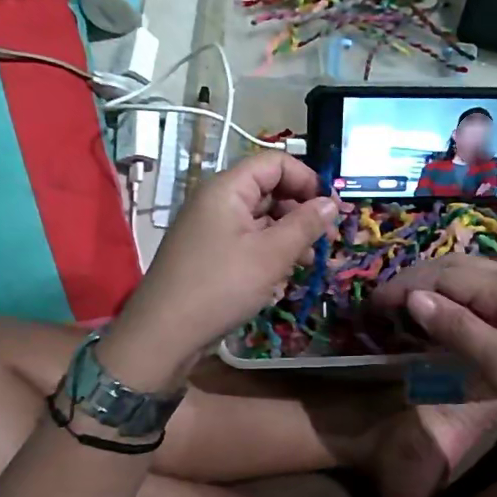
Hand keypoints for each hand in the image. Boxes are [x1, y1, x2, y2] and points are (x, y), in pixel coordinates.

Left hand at [104, 152, 336, 388]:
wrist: (164, 333)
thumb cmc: (221, 286)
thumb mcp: (271, 255)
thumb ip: (305, 225)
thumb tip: (331, 203)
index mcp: (227, 189)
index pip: (275, 163)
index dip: (307, 179)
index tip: (331, 209)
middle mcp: (217, 202)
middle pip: (269, 191)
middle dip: (301, 212)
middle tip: (326, 241)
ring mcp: (211, 230)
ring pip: (260, 221)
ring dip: (289, 237)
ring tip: (308, 264)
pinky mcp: (209, 256)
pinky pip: (247, 243)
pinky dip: (269, 255)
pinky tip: (282, 279)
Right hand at [372, 256, 496, 444]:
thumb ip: (455, 327)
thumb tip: (415, 298)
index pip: (444, 275)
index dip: (406, 285)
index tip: (374, 303)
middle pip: (455, 266)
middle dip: (416, 279)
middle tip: (384, 302)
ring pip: (468, 275)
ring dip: (434, 285)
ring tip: (406, 304)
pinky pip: (481, 290)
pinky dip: (453, 296)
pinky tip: (443, 312)